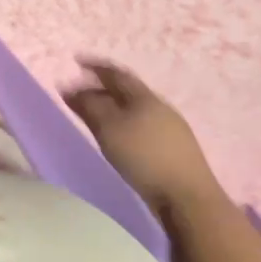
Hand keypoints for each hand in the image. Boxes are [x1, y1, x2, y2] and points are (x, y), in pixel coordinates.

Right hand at [63, 60, 223, 214]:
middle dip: (103, 88)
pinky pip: (145, 126)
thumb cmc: (143, 157)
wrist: (190, 200)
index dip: (95, 66)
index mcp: (145, 97)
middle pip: (128, 91)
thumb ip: (87, 105)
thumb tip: (70, 88)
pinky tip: (121, 136)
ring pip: (137, 110)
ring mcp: (173, 129)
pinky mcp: (177, 150)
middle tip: (81, 91)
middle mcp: (161, 107)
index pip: (116, 73)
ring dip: (115, 107)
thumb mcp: (107, 128)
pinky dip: (128, 123)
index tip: (76, 61)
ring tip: (97, 115)